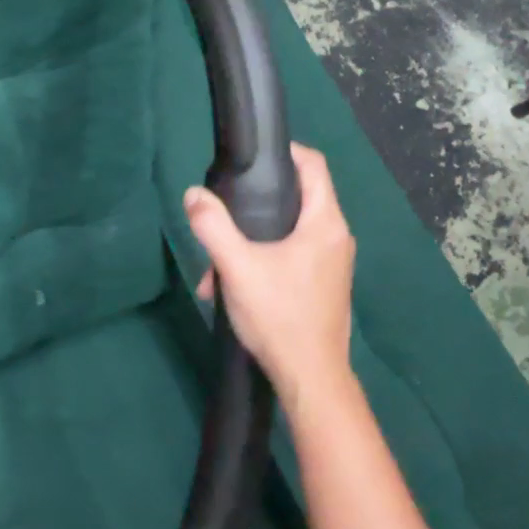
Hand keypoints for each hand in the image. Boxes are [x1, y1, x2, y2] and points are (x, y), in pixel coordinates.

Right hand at [185, 143, 355, 403]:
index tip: (250, 157)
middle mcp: (335, 237)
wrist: (309, 376)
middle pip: (295, 199)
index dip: (284, 152)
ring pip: (287, 234)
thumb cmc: (279, 315)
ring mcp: (331, 264)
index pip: (313, 165)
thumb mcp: (237, 267)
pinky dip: (261, 262)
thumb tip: (193, 195)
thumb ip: (213, 227)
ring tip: (216, 268)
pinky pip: (290, 258)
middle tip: (221, 216)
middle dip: (252, 208)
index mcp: (325, 223)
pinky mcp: (322, 285)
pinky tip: (231, 289)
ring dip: (249, 243)